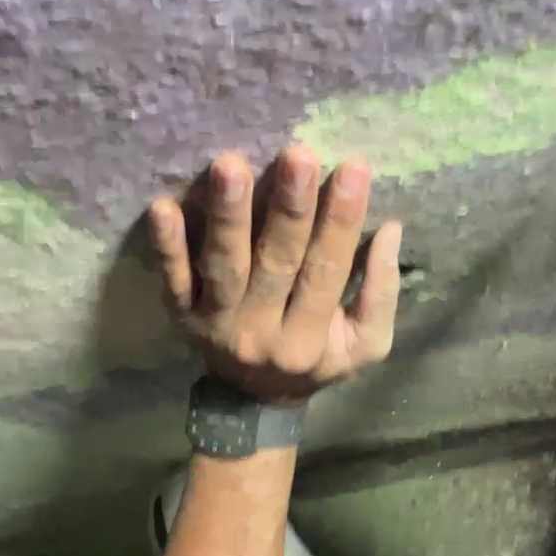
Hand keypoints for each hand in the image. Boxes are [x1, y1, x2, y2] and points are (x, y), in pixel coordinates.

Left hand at [149, 147, 403, 404]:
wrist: (255, 399)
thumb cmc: (317, 359)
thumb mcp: (364, 345)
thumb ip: (381, 294)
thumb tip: (390, 231)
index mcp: (309, 340)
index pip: (328, 272)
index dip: (342, 222)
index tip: (354, 169)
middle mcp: (262, 333)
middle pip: (277, 264)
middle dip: (290, 210)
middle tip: (298, 156)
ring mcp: (217, 324)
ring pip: (225, 267)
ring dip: (228, 217)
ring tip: (231, 166)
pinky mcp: (182, 314)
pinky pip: (173, 280)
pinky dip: (167, 246)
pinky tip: (164, 207)